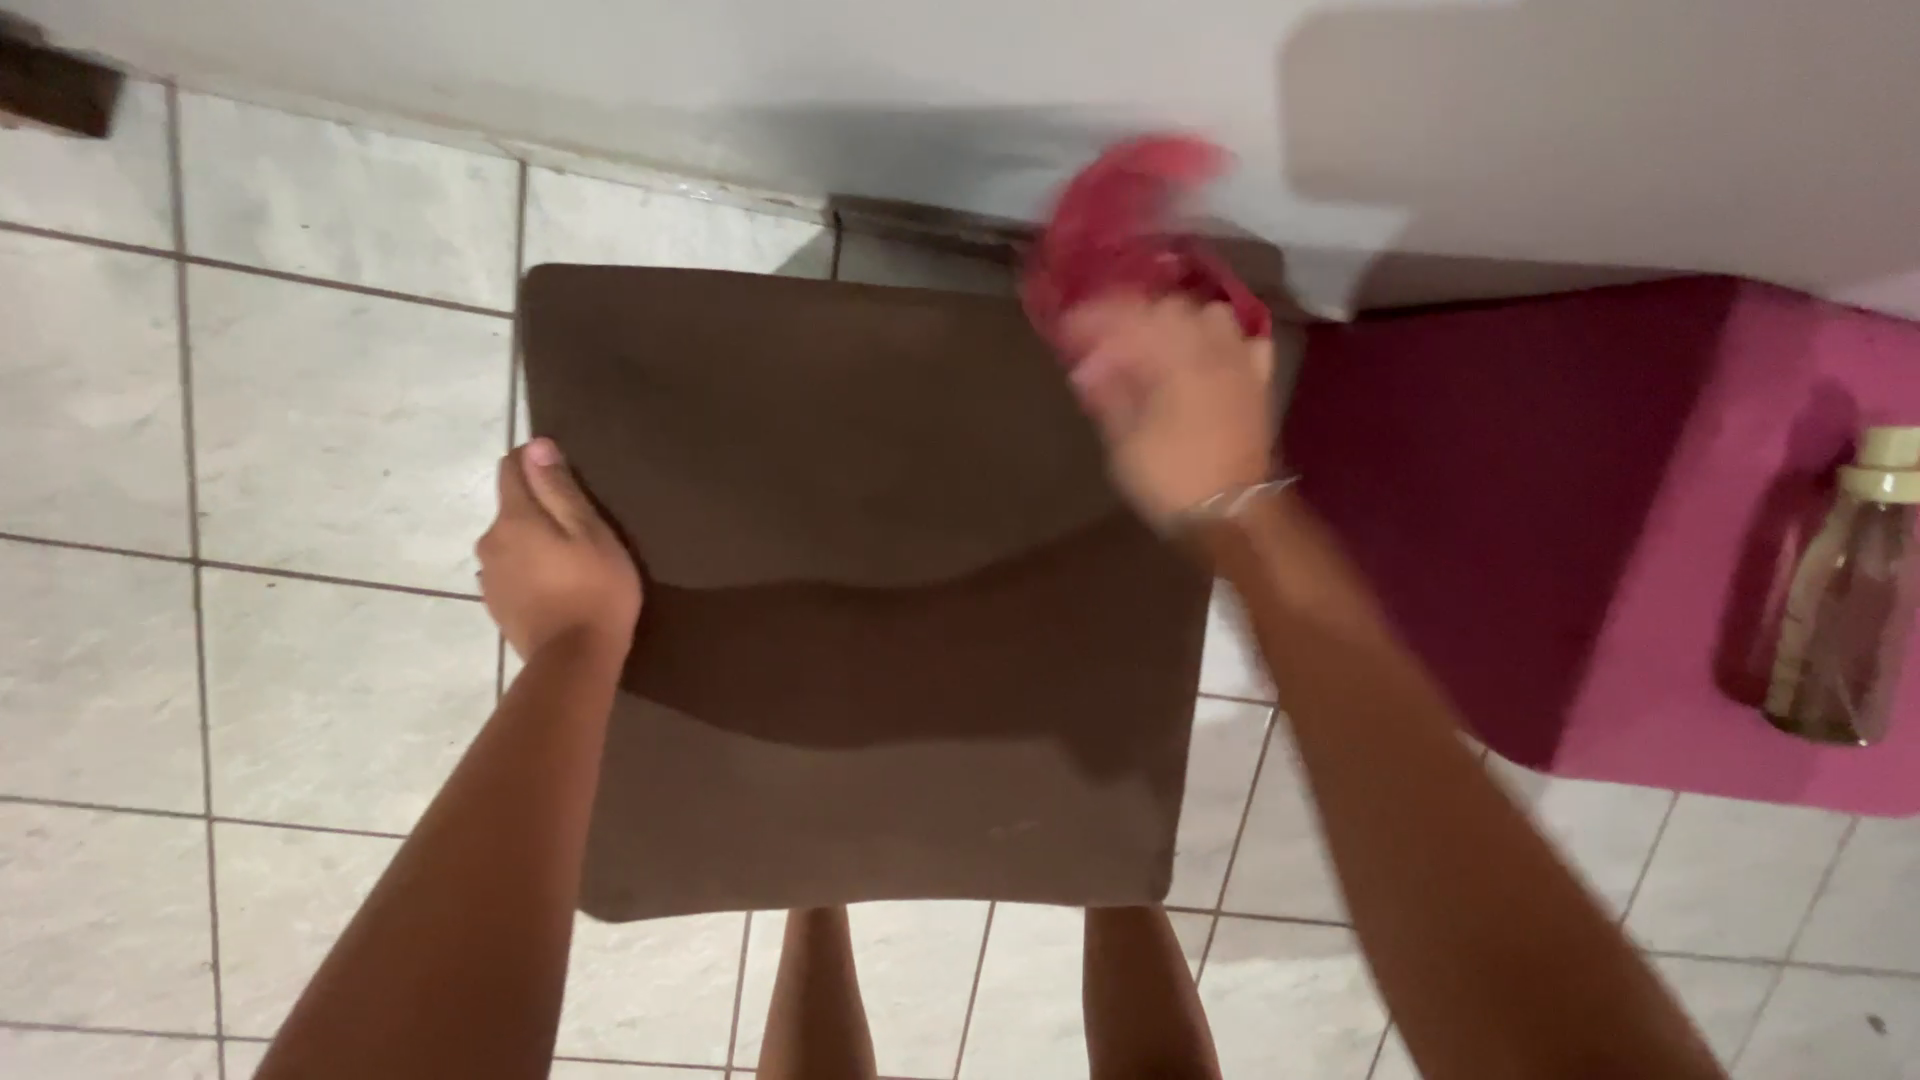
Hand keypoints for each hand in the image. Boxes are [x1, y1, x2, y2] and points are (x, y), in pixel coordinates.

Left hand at [477, 438, 641, 661]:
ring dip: (534, 541)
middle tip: (581, 526)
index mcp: (514, 518)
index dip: (535, 460)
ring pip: (510, 541)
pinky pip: (512, 570)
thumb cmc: (595, 590)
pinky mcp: (496, 603)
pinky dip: (530, 569)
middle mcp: (490, 541)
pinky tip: (557, 585)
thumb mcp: (591, 533)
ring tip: (571, 559)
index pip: (511, 468)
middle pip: (512, 507)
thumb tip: (536, 447)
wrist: (574, 660)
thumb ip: (560, 489)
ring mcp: (489, 575)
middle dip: (539, 507)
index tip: (565, 470)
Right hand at [1063, 295, 1274, 522]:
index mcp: (1172, 358)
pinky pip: (1245, 340)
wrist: (1232, 513)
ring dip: (1179, 321)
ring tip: (1156, 343)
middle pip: (1168, 307)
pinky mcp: (1259, 382)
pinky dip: (1221, 338)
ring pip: (1209, 314)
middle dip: (1133, 317)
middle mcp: (1210, 348)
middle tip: (1107, 341)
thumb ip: (1107, 395)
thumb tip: (1086, 368)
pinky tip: (1207, 353)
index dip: (1095, 319)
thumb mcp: (1123, 442)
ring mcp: (1240, 362)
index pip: (1127, 318)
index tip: (1069, 329)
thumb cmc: (1169, 480)